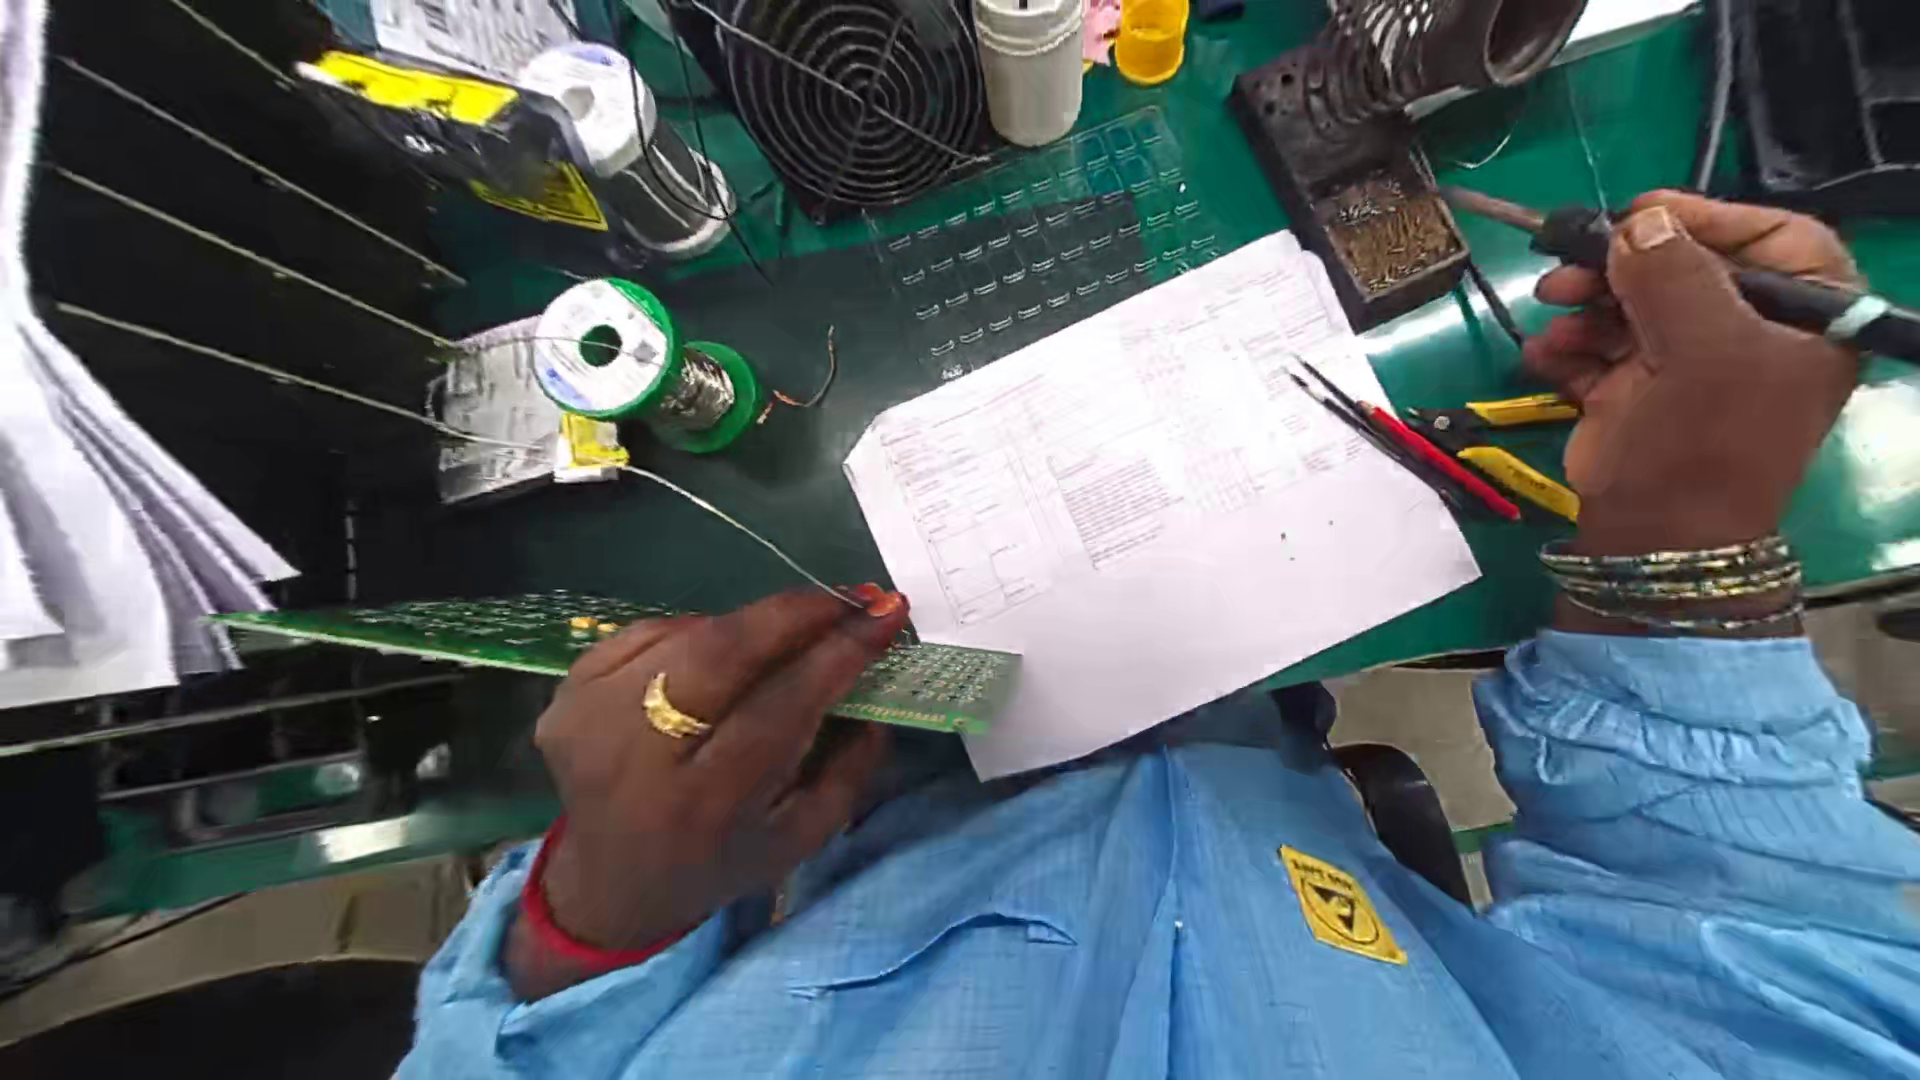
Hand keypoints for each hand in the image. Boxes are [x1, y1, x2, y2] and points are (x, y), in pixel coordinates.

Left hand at [508, 587, 907, 995]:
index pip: (783, 704)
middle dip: (800, 611)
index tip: (886, 612)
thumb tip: (872, 674)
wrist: (610, 884)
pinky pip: (655, 629)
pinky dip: (705, 629)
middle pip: (725, 651)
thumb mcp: (804, 834)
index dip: (841, 650)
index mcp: (705, 805)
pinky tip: (727, 651)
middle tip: (850, 597)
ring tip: (800, 627)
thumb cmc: (722, 860)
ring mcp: (589, 716)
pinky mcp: (568, 692)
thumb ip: (853, 763)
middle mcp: (637, 758)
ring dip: (759, 620)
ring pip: (695, 631)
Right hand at [1523, 191, 1861, 554]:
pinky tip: (1542, 355)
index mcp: (1798, 314)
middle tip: (1563, 274)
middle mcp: (1739, 332)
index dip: (1701, 222)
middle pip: (1676, 276)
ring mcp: (1675, 363)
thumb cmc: (1705, 440)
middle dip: (1617, 273)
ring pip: (1623, 313)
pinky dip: (1561, 352)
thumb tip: (1639, 224)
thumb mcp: (1705, 353)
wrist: (1654, 524)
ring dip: (1580, 313)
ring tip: (1549, 318)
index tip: (1632, 217)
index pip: (1764, 241)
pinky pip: (1588, 355)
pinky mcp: (1623, 391)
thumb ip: (1675, 283)